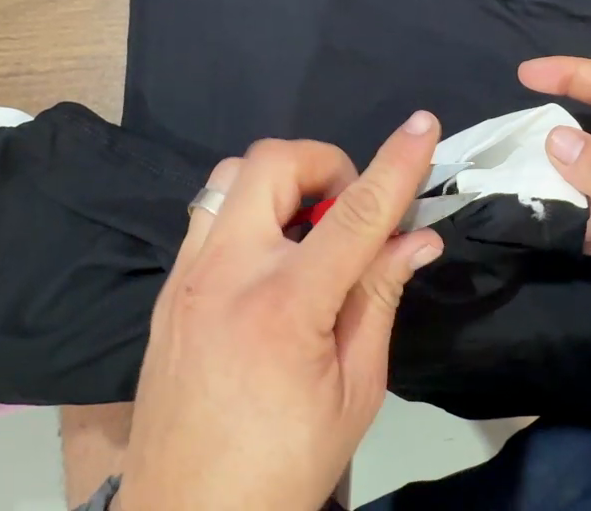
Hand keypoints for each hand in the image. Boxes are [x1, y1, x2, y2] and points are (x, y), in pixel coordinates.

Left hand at [119, 113, 445, 509]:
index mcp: (285, 308)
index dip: (396, 164)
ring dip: (281, 184)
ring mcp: (186, 279)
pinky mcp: (166, 291)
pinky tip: (268, 262)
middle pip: (271, 163)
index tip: (424, 125)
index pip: (355, 214)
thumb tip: (417, 237)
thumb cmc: (284, 466)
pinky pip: (208, 216)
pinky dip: (249, 213)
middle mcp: (226, 276)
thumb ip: (380, 299)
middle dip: (323, 163)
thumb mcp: (354, 391)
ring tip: (306, 232)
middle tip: (347, 210)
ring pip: (231, 178)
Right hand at [520, 57, 590, 421]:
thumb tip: (553, 138)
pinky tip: (570, 241)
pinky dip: (572, 229)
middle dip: (560, 151)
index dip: (575, 75)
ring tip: (549, 213)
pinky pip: (587, 225)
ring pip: (585, 187)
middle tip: (519, 166)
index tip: (526, 74)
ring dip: (564, 197)